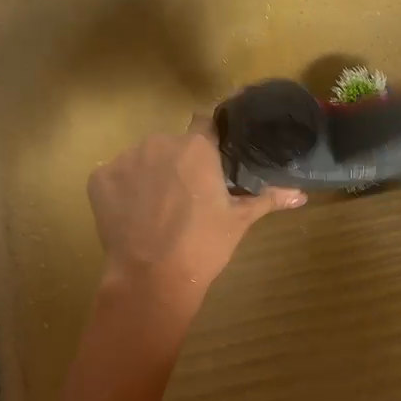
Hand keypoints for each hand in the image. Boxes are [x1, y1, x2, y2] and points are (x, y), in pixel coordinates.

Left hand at [86, 116, 305, 304]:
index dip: (211, 135)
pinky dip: (124, 191)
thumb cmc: (203, 246)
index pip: (206, 121)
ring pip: (144, 159)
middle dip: (180, 163)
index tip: (215, 153)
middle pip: (173, 144)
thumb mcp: (239, 221)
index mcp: (196, 147)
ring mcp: (125, 160)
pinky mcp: (99, 179)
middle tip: (189, 194)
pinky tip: (134, 215)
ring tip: (160, 208)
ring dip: (152, 174)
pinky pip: (116, 177)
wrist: (151, 279)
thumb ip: (268, 198)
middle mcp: (159, 143)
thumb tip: (301, 195)